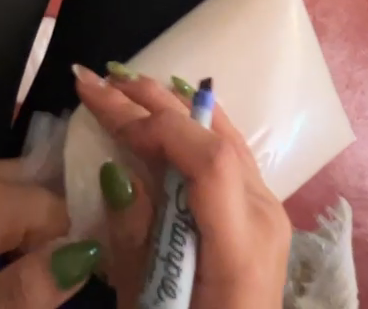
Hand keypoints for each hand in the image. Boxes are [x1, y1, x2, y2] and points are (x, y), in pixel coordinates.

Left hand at [0, 158, 102, 308]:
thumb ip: (30, 287)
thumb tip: (91, 251)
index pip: (62, 209)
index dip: (76, 249)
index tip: (82, 285)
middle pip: (48, 194)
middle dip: (58, 237)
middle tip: (50, 290)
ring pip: (32, 198)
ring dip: (40, 239)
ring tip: (32, 284)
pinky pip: (10, 203)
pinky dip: (20, 234)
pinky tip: (11, 271)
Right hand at [74, 67, 291, 307]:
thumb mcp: (149, 305)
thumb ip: (135, 238)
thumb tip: (116, 171)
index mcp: (243, 247)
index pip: (209, 160)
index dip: (156, 127)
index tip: (103, 115)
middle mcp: (265, 214)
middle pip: (212, 136)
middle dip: (150, 102)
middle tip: (98, 81)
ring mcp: (269, 208)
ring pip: (222, 133)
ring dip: (170, 105)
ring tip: (123, 83)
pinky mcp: (260, 209)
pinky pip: (228, 149)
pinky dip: (194, 121)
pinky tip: (172, 100)